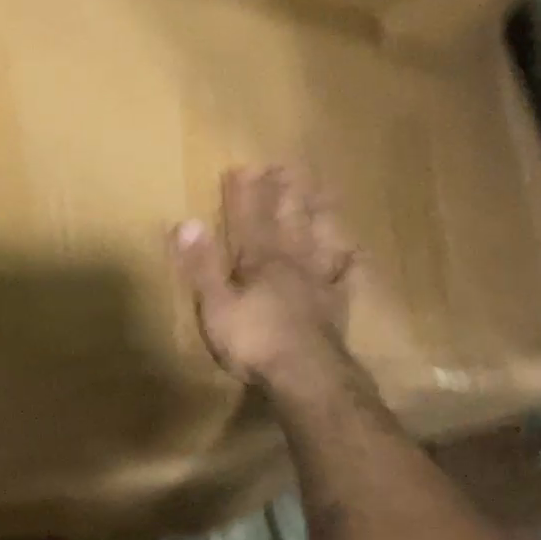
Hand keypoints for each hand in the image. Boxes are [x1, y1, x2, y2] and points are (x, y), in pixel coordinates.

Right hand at [169, 167, 357, 386]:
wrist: (304, 373)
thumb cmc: (252, 341)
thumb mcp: (215, 306)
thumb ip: (201, 266)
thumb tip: (185, 222)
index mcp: (260, 262)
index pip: (247, 220)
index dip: (242, 194)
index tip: (239, 167)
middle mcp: (294, 262)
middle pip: (289, 220)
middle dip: (283, 192)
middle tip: (284, 165)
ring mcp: (320, 282)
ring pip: (322, 238)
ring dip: (320, 213)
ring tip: (321, 190)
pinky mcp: (336, 305)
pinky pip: (347, 277)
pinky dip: (351, 262)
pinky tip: (355, 252)